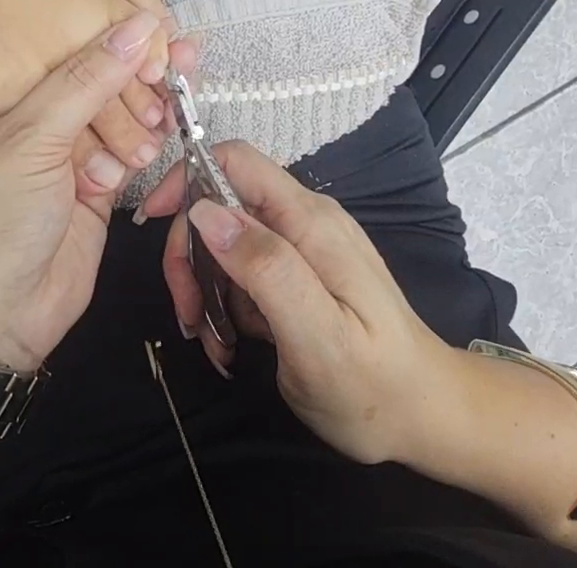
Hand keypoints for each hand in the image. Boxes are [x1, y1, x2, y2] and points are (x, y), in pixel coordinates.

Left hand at [0, 11, 162, 372]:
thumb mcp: (31, 138)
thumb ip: (87, 82)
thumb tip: (136, 27)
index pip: (59, 52)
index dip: (106, 35)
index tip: (154, 20)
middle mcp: (33, 124)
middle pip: (94, 83)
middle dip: (138, 68)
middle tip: (183, 49)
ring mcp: (65, 158)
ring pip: (117, 117)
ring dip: (150, 104)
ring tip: (187, 79)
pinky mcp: (95, 190)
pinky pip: (130, 153)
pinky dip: (152, 141)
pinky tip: (176, 120)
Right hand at [141, 142, 455, 464]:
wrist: (424, 416)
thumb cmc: (372, 384)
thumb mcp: (316, 334)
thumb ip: (265, 267)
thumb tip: (205, 211)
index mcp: (309, 222)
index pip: (236, 160)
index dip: (187, 177)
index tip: (153, 221)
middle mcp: (304, 222)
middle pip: (221, 205)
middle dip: (190, 255)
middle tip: (189, 315)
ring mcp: (302, 249)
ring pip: (225, 243)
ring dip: (204, 289)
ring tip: (214, 342)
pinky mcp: (297, 276)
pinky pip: (242, 273)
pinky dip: (224, 306)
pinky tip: (231, 345)